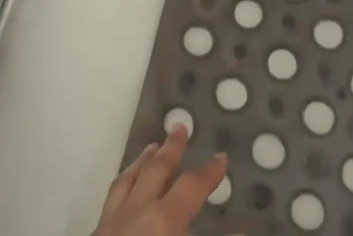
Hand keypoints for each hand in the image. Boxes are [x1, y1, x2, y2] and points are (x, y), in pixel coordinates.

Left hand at [92, 125, 229, 235]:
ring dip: (141, 162)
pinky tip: (125, 188)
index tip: (221, 158)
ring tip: (151, 147)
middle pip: (154, 172)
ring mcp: (109, 224)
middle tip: (179, 127)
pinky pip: (111, 199)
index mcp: (162, 221)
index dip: (208, 173)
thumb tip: (244, 230)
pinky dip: (123, 184)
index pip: (190, 188)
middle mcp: (134, 214)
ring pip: (126, 182)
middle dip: (169, 150)